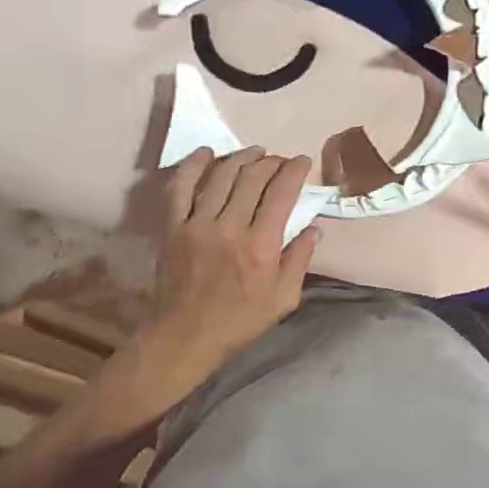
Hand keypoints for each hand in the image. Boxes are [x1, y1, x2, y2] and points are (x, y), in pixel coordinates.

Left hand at [146, 146, 320, 362]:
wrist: (186, 334)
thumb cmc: (240, 320)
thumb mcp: (284, 298)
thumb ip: (300, 260)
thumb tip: (314, 228)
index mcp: (262, 245)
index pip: (281, 193)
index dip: (295, 171)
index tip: (302, 162)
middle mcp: (231, 227)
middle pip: (253, 178)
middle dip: (271, 162)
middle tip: (280, 161)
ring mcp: (199, 223)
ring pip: (222, 176)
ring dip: (241, 158)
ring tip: (254, 153)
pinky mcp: (174, 226)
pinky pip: (181, 187)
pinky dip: (194, 165)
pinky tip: (207, 153)